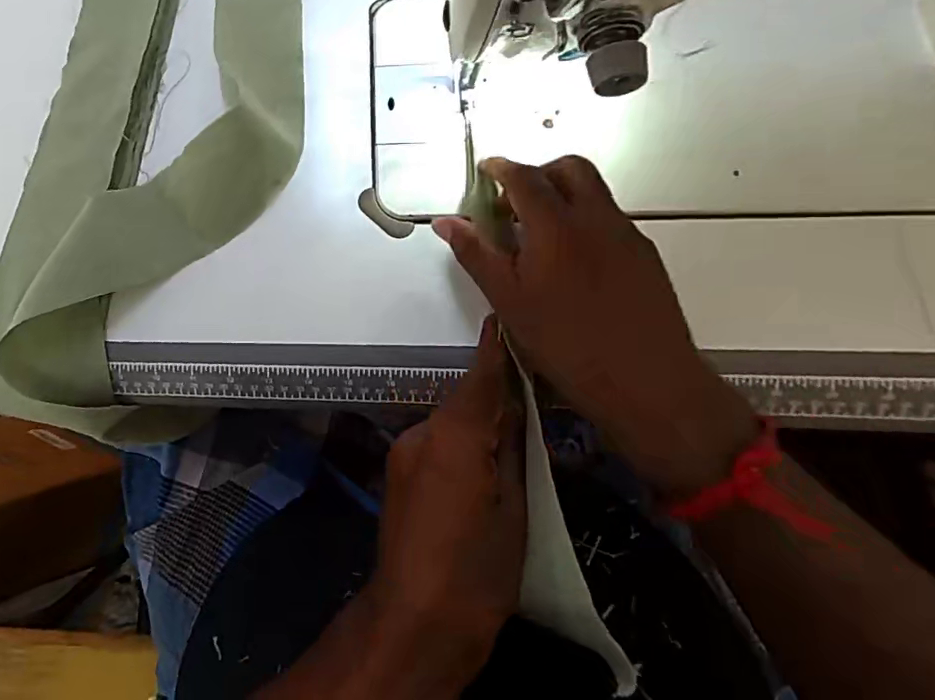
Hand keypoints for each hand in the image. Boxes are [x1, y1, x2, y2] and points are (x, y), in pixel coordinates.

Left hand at [365, 318, 527, 682]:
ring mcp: (404, 451)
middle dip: (494, 396)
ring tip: (513, 442)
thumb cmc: (478, 568)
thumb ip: (511, 449)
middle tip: (535, 395)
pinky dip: (459, 445)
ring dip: (476, 424)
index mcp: (451, 435)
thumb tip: (514, 408)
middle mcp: (420, 432)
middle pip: (463, 400)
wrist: (418, 616)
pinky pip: (436, 444)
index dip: (495, 350)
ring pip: (449, 423)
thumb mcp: (514, 509)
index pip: (478, 379)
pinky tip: (481, 468)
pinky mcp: (398, 471)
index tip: (505, 319)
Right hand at [431, 156, 758, 497]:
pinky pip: (610, 219)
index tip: (486, 170)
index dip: (500, 168)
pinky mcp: (645, 257)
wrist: (648, 384)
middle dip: (537, 172)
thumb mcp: (507, 299)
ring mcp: (627, 236)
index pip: (525, 177)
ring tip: (535, 233)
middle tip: (511, 199)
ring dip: (561, 195)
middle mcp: (597, 220)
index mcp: (556, 226)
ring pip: (593, 192)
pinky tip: (568, 259)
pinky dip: (583, 219)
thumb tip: (448, 223)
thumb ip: (475, 253)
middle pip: (569, 169)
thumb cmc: (568, 344)